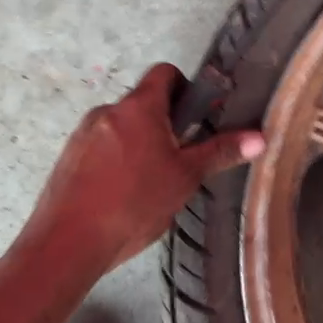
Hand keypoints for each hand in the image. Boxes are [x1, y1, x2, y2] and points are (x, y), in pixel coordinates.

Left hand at [21, 63, 264, 271]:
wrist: (62, 249)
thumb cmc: (132, 204)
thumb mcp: (185, 178)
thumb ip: (221, 152)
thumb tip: (260, 137)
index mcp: (139, 107)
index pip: (165, 73)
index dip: (185, 86)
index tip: (196, 116)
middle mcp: (107, 112)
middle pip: (143, 103)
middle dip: (164, 123)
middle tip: (180, 156)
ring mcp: (80, 137)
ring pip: (120, 128)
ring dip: (138, 143)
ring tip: (150, 182)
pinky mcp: (64, 163)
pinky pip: (99, 149)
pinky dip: (114, 162)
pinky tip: (121, 197)